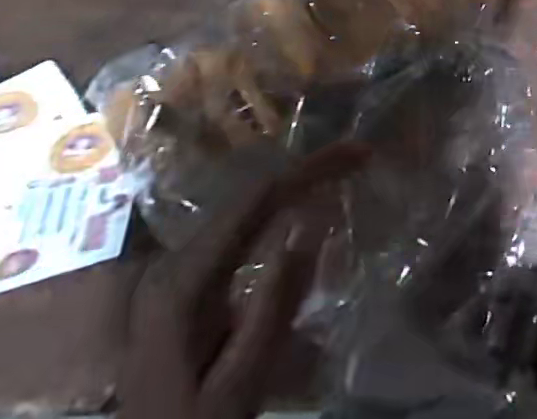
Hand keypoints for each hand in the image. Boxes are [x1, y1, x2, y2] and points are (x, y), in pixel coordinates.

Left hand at [119, 142, 369, 418]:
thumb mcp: (239, 383)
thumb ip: (275, 305)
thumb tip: (314, 221)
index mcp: (186, 280)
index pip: (257, 200)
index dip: (311, 169)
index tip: (358, 152)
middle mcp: (176, 261)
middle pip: (251, 196)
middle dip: (308, 169)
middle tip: (359, 157)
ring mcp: (177, 270)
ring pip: (246, 208)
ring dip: (295, 185)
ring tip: (341, 171)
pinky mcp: (186, 281)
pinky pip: (241, 229)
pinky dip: (279, 209)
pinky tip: (304, 206)